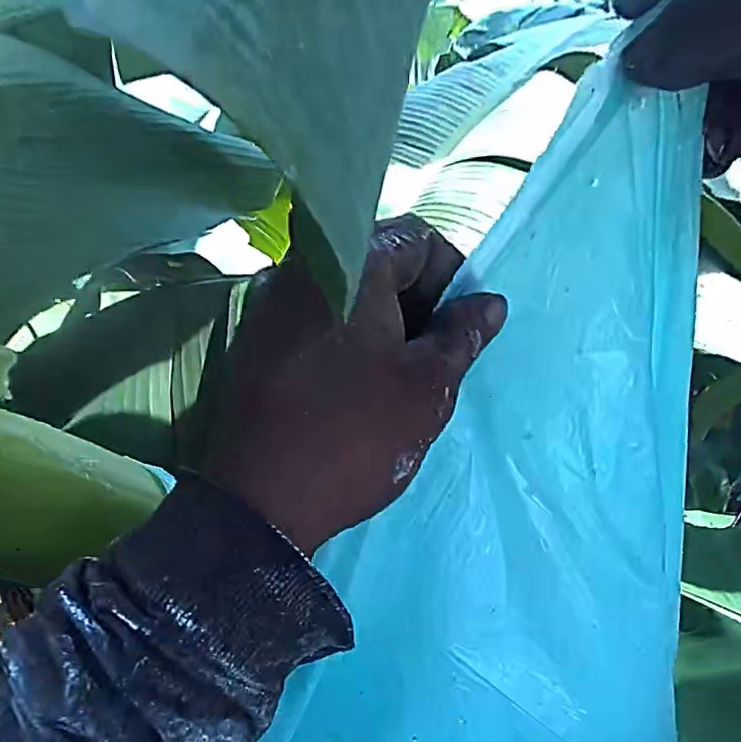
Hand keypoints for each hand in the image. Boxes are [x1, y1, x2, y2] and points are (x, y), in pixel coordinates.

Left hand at [202, 216, 507, 554]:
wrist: (261, 501)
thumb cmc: (355, 436)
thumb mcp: (426, 388)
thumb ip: (461, 336)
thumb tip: (488, 303)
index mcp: (351, 260)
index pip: (422, 240)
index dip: (453, 282)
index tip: (459, 333)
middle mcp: (299, 266)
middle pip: (378, 267)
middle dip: (415, 308)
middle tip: (432, 364)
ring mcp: (268, 306)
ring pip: (344, 300)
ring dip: (379, 330)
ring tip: (394, 384)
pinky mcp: (252, 344)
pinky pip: (312, 326)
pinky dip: (342, 345)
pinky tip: (352, 391)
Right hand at [613, 0, 740, 265]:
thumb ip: (714, 26)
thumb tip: (634, 57)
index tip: (628, 11)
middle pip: (706, 13)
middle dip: (676, 45)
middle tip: (654, 77)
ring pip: (698, 66)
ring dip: (689, 103)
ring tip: (720, 132)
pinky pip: (705, 115)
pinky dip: (701, 136)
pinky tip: (723, 151)